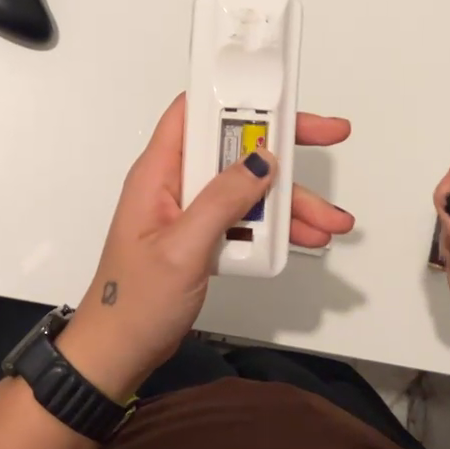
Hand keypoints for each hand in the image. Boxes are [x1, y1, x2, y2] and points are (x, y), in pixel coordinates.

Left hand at [57, 94, 354, 400]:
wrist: (119, 351)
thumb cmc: (135, 301)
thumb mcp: (183, 248)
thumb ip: (222, 200)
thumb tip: (261, 160)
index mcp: (158, 172)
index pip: (196, 112)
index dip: (237, 97)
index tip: (280, 97)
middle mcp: (174, 182)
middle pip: (232, 147)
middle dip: (281, 149)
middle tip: (327, 137)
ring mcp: (188, 209)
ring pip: (245, 186)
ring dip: (288, 200)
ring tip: (329, 221)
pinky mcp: (200, 234)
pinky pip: (243, 216)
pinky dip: (274, 225)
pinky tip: (305, 236)